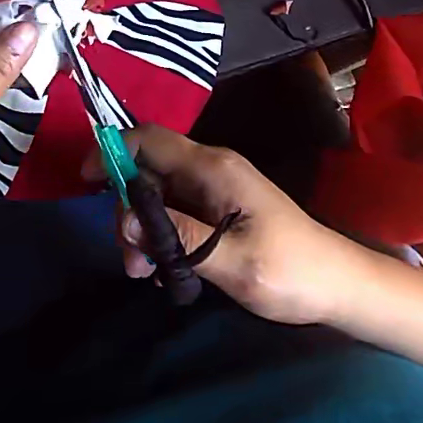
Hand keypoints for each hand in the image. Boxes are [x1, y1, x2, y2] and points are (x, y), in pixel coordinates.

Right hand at [86, 124, 369, 325]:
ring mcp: (215, 188)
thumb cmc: (289, 270)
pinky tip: (164, 271)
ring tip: (146, 274)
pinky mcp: (219, 208)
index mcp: (214, 168)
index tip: (86, 181)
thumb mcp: (231, 260)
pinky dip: (160, 236)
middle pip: (148, 170)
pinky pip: (175, 211)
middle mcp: (211, 169)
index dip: (114, 150)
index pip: (152, 139)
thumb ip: (178, 235)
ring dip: (142, 229)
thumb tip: (127, 213)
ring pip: (158, 194)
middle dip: (127, 209)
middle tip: (131, 261)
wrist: (335, 283)